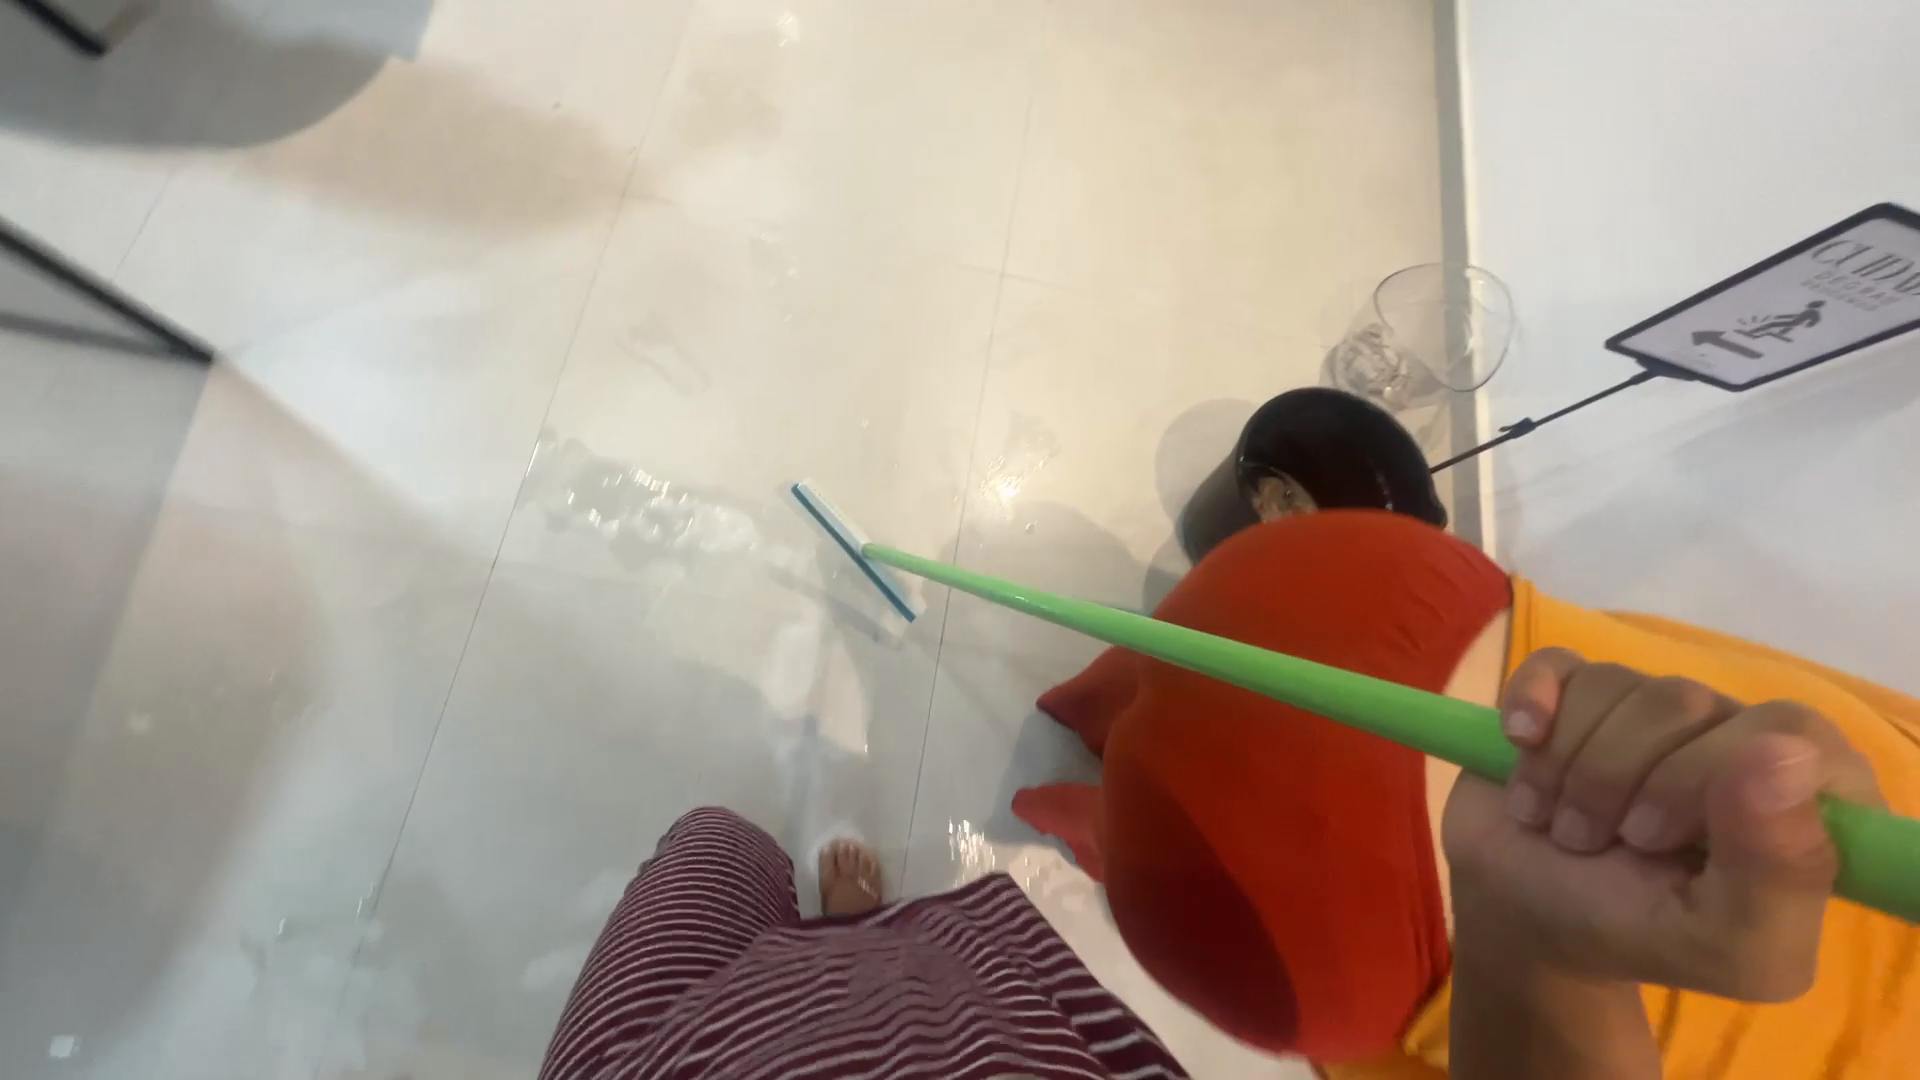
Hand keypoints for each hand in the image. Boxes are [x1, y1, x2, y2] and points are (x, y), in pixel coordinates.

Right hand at [1444, 648, 1885, 1001]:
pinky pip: (1554, 663)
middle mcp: (1725, 739)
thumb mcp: (1726, 945)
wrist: (1511, 904)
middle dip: (1612, 776)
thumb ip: (1779, 867)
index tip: (1648, 837)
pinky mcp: (1563, 693)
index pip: (1790, 734)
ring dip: (1561, 760)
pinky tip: (1518, 741)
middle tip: (1583, 838)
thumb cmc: (1625, 932)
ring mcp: (1639, 712)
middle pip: (1683, 702)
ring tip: (1545, 815)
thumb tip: (1780, 752)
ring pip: (1612, 684)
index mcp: (1799, 801)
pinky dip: (1528, 700)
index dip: (1712, 775)